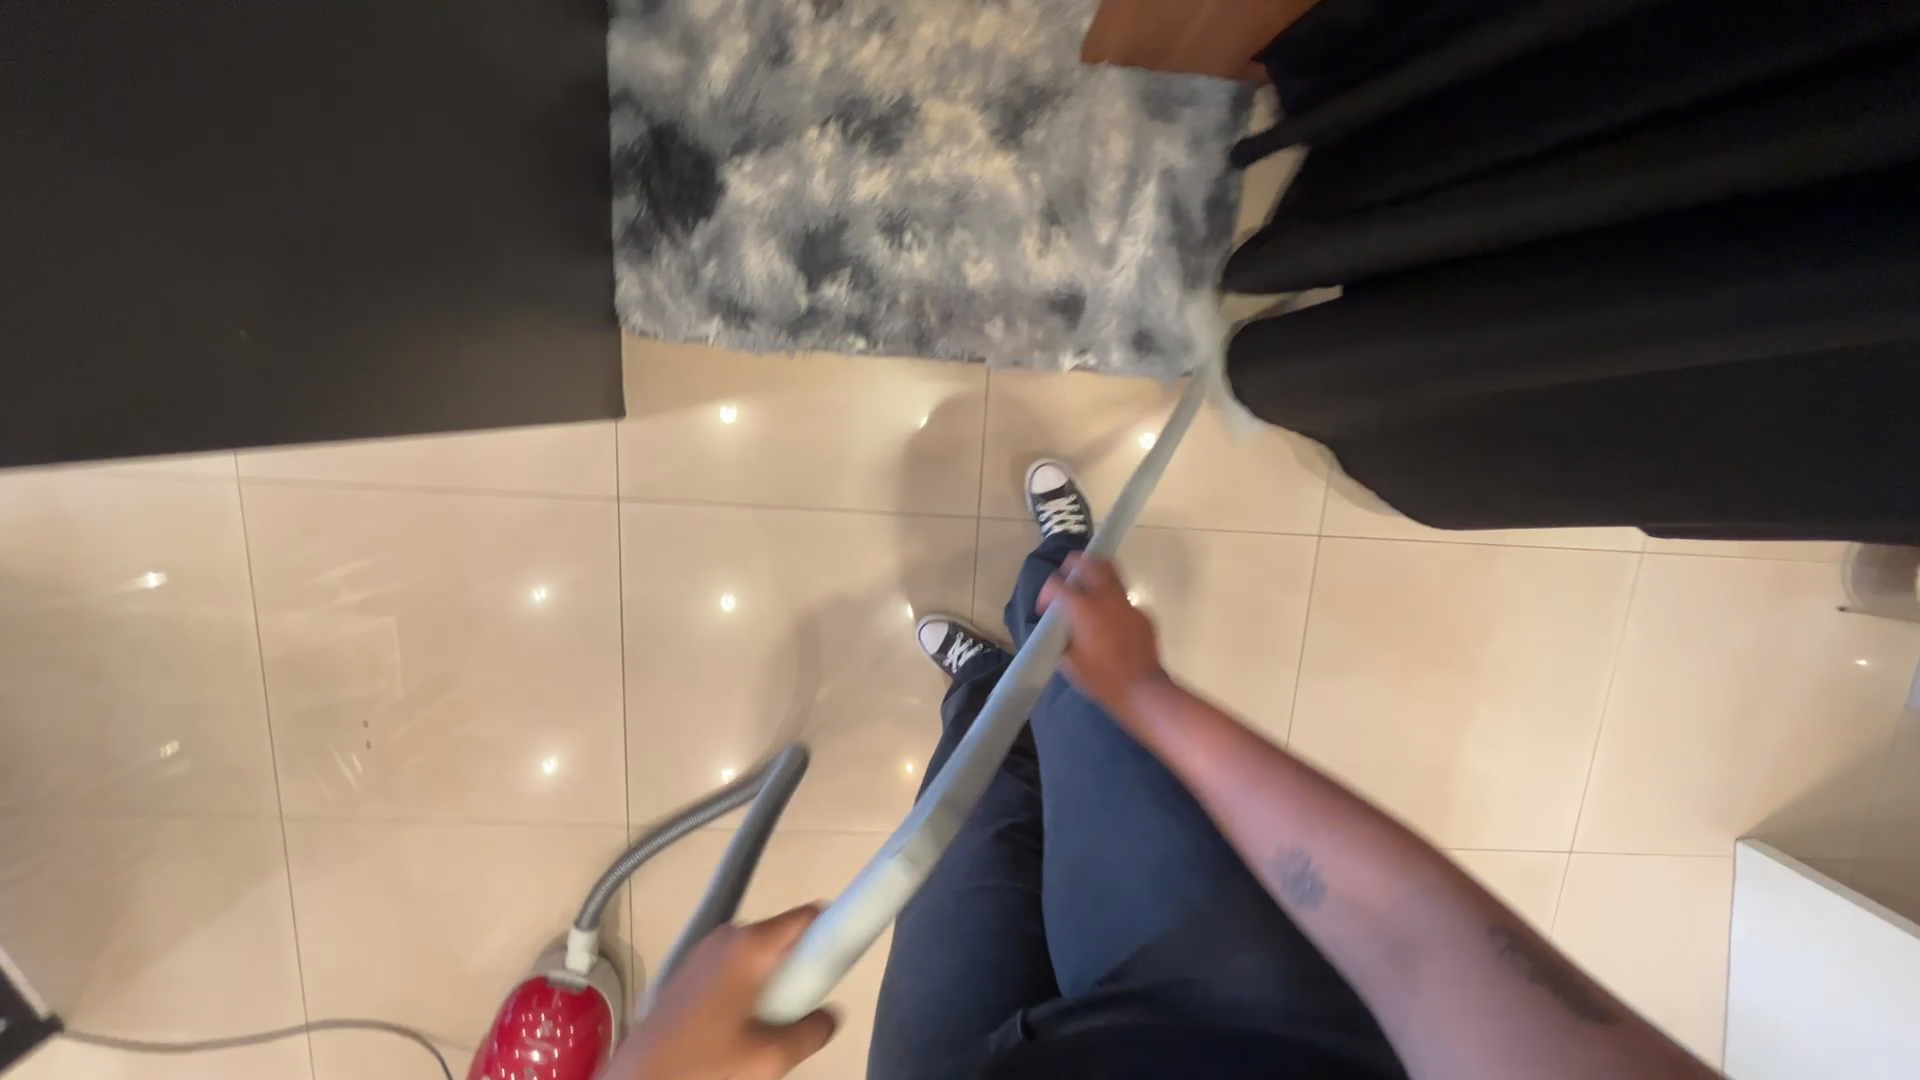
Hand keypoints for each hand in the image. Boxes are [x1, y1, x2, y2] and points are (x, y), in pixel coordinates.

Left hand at [608, 906, 838, 1079]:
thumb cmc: (703, 1069)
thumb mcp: (769, 1060)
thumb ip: (811, 1031)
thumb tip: (831, 1014)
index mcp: (752, 945)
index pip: (808, 915)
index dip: (831, 932)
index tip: (838, 964)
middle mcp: (729, 936)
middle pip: (783, 937)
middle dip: (798, 969)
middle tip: (798, 1013)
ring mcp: (704, 951)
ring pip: (758, 955)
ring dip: (771, 983)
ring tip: (762, 1031)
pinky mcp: (687, 972)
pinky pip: (733, 968)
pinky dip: (746, 989)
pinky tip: (733, 1033)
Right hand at [1037, 553, 1168, 726]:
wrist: (1142, 689)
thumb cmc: (1101, 679)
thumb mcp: (1070, 663)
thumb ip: (1061, 639)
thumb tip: (1059, 631)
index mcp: (1082, 609)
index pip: (1056, 584)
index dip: (1046, 593)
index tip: (1045, 608)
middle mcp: (1105, 598)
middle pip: (1088, 563)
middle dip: (1074, 565)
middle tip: (1067, 578)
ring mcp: (1126, 603)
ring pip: (1110, 572)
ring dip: (1095, 576)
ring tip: (1088, 590)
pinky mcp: (1142, 613)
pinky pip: (1123, 599)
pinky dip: (1112, 602)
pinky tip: (1110, 621)